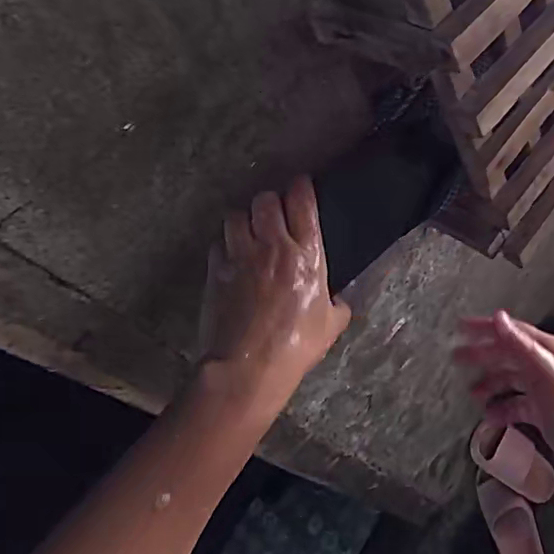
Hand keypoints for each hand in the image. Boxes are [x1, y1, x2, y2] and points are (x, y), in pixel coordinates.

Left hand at [197, 176, 350, 415]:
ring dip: (244, 220)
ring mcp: (240, 256)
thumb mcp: (331, 324)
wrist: (248, 367)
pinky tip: (231, 258)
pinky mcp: (215, 271)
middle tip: (274, 213)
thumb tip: (338, 300)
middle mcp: (272, 246)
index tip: (301, 185)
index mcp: (306, 254)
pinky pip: (218, 244)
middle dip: (270, 201)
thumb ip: (336, 303)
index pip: (302, 201)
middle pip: (265, 200)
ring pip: (236, 215)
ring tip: (249, 231)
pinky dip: (225, 245)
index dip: (301, 186)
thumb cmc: (296, 346)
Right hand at [454, 311, 553, 477]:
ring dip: (491, 383)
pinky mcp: (547, 413)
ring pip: (511, 380)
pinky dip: (503, 409)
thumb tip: (500, 318)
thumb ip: (522, 346)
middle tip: (458, 357)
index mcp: (547, 351)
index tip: (462, 327)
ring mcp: (547, 390)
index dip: (484, 328)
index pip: (510, 332)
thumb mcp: (548, 374)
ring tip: (473, 390)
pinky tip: (493, 416)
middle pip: (507, 355)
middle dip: (481, 355)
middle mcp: (546, 367)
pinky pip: (517, 406)